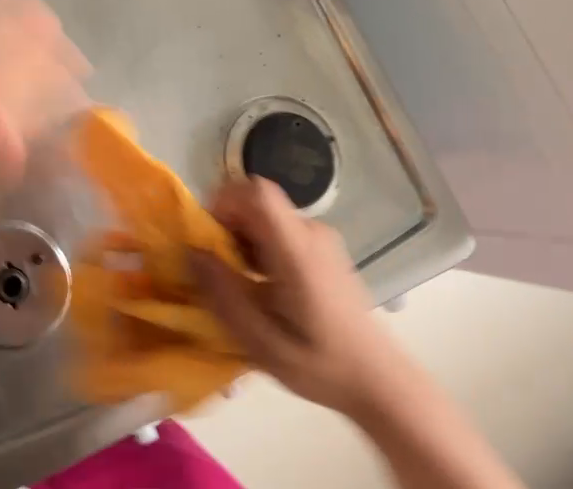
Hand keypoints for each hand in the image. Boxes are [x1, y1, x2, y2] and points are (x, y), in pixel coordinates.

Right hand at [193, 176, 412, 416]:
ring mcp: (321, 238)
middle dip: (227, 224)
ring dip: (243, 237)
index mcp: (297, 251)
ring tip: (241, 281)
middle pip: (257, 201)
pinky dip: (260, 244)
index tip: (208, 236)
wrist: (380, 380)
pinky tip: (263, 285)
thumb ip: (224, 295)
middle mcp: (311, 233)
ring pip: (266, 214)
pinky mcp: (324, 249)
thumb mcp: (262, 342)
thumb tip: (192, 252)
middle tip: (219, 266)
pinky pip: (280, 228)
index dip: (224, 201)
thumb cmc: (321, 364)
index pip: (258, 192)